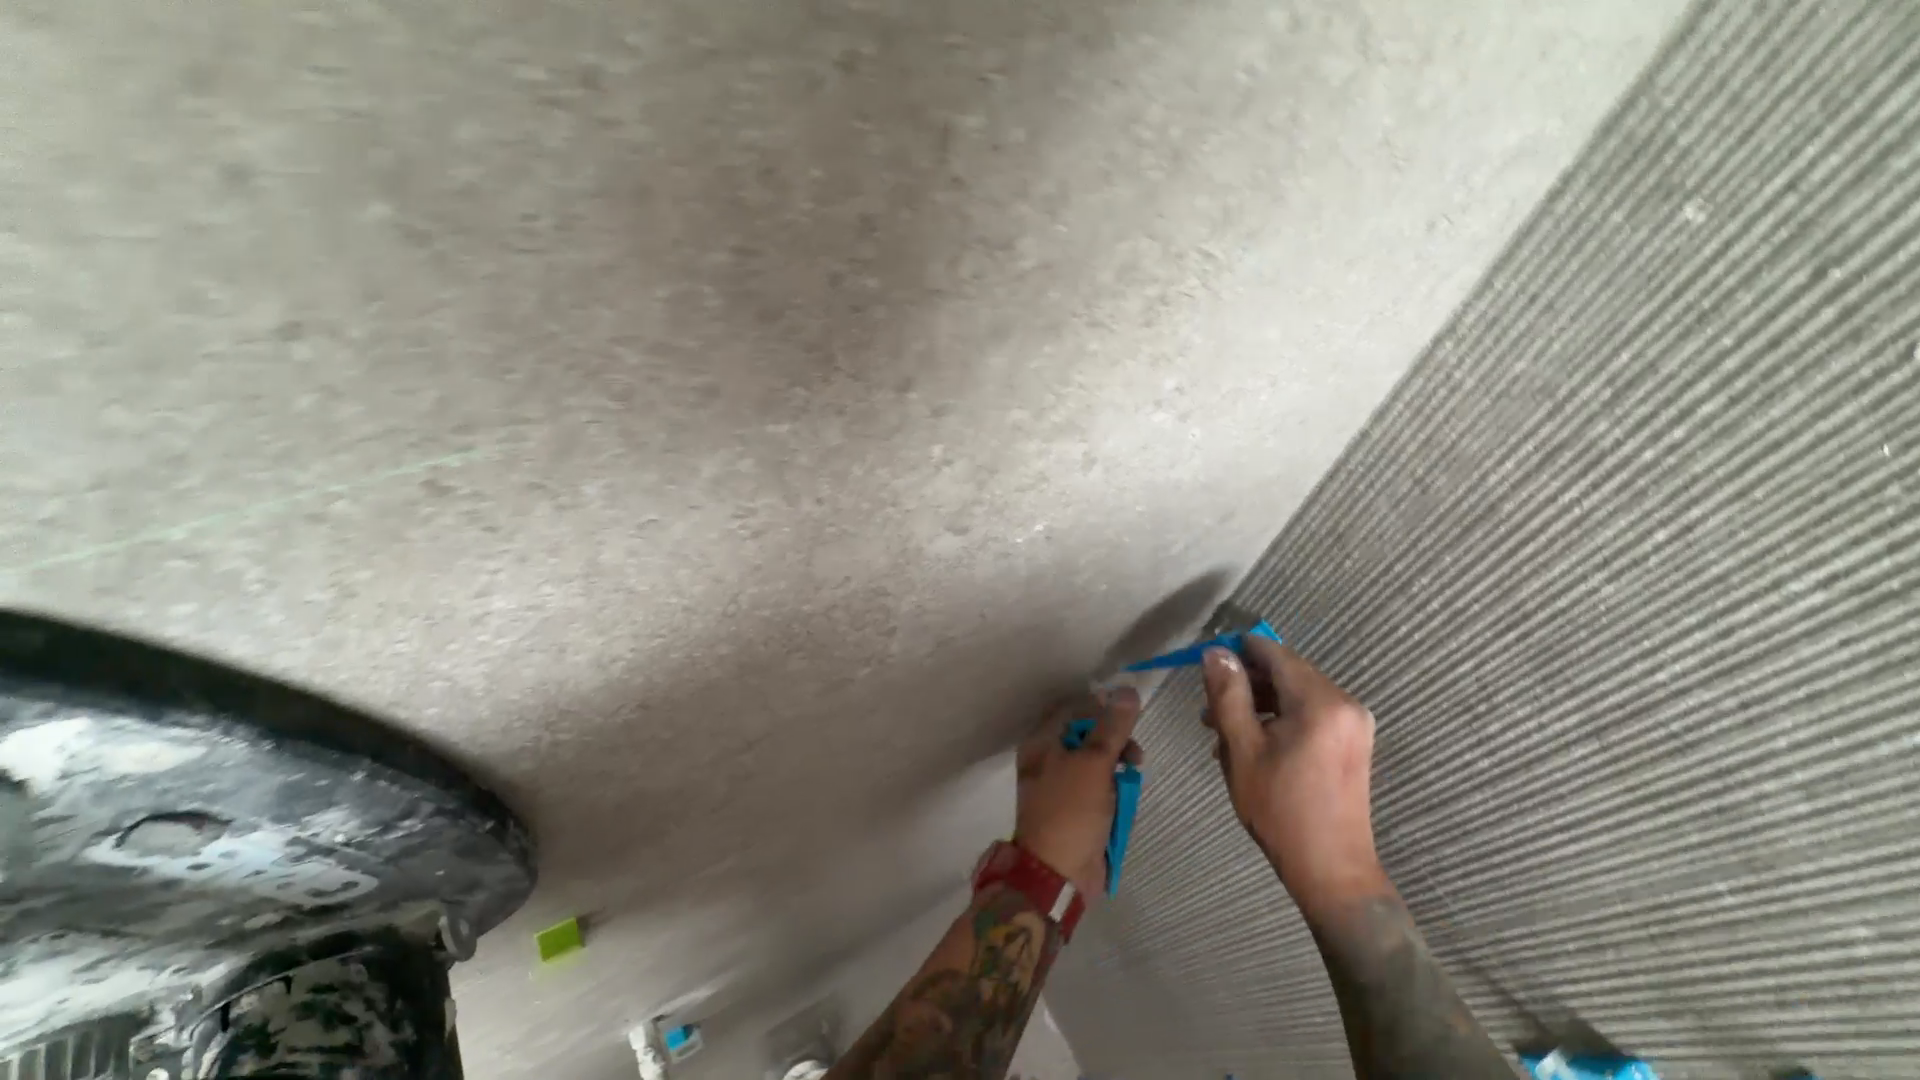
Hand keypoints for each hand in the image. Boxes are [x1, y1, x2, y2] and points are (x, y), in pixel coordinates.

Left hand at [1013, 688, 1143, 897]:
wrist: (1058, 874)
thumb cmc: (1070, 811)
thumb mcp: (1093, 764)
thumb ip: (1112, 727)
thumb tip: (1128, 690)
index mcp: (1041, 743)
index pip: (1074, 709)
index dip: (1102, 708)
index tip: (1129, 717)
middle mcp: (1048, 760)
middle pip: (1088, 735)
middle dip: (1116, 741)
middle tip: (1135, 756)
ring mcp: (1063, 786)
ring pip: (1099, 762)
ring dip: (1118, 768)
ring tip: (1132, 778)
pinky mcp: (1078, 809)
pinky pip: (1101, 788)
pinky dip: (1115, 790)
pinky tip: (1125, 798)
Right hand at [1200, 639, 1390, 917]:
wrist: (1330, 868)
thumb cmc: (1280, 809)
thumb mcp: (1242, 749)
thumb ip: (1228, 695)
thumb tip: (1216, 653)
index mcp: (1321, 702)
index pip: (1275, 654)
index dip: (1238, 651)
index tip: (1206, 661)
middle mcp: (1345, 703)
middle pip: (1287, 673)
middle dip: (1246, 683)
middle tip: (1207, 708)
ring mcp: (1354, 723)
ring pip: (1296, 694)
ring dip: (1259, 703)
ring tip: (1221, 728)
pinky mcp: (1353, 741)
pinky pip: (1310, 713)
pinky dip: (1280, 718)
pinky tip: (1251, 741)